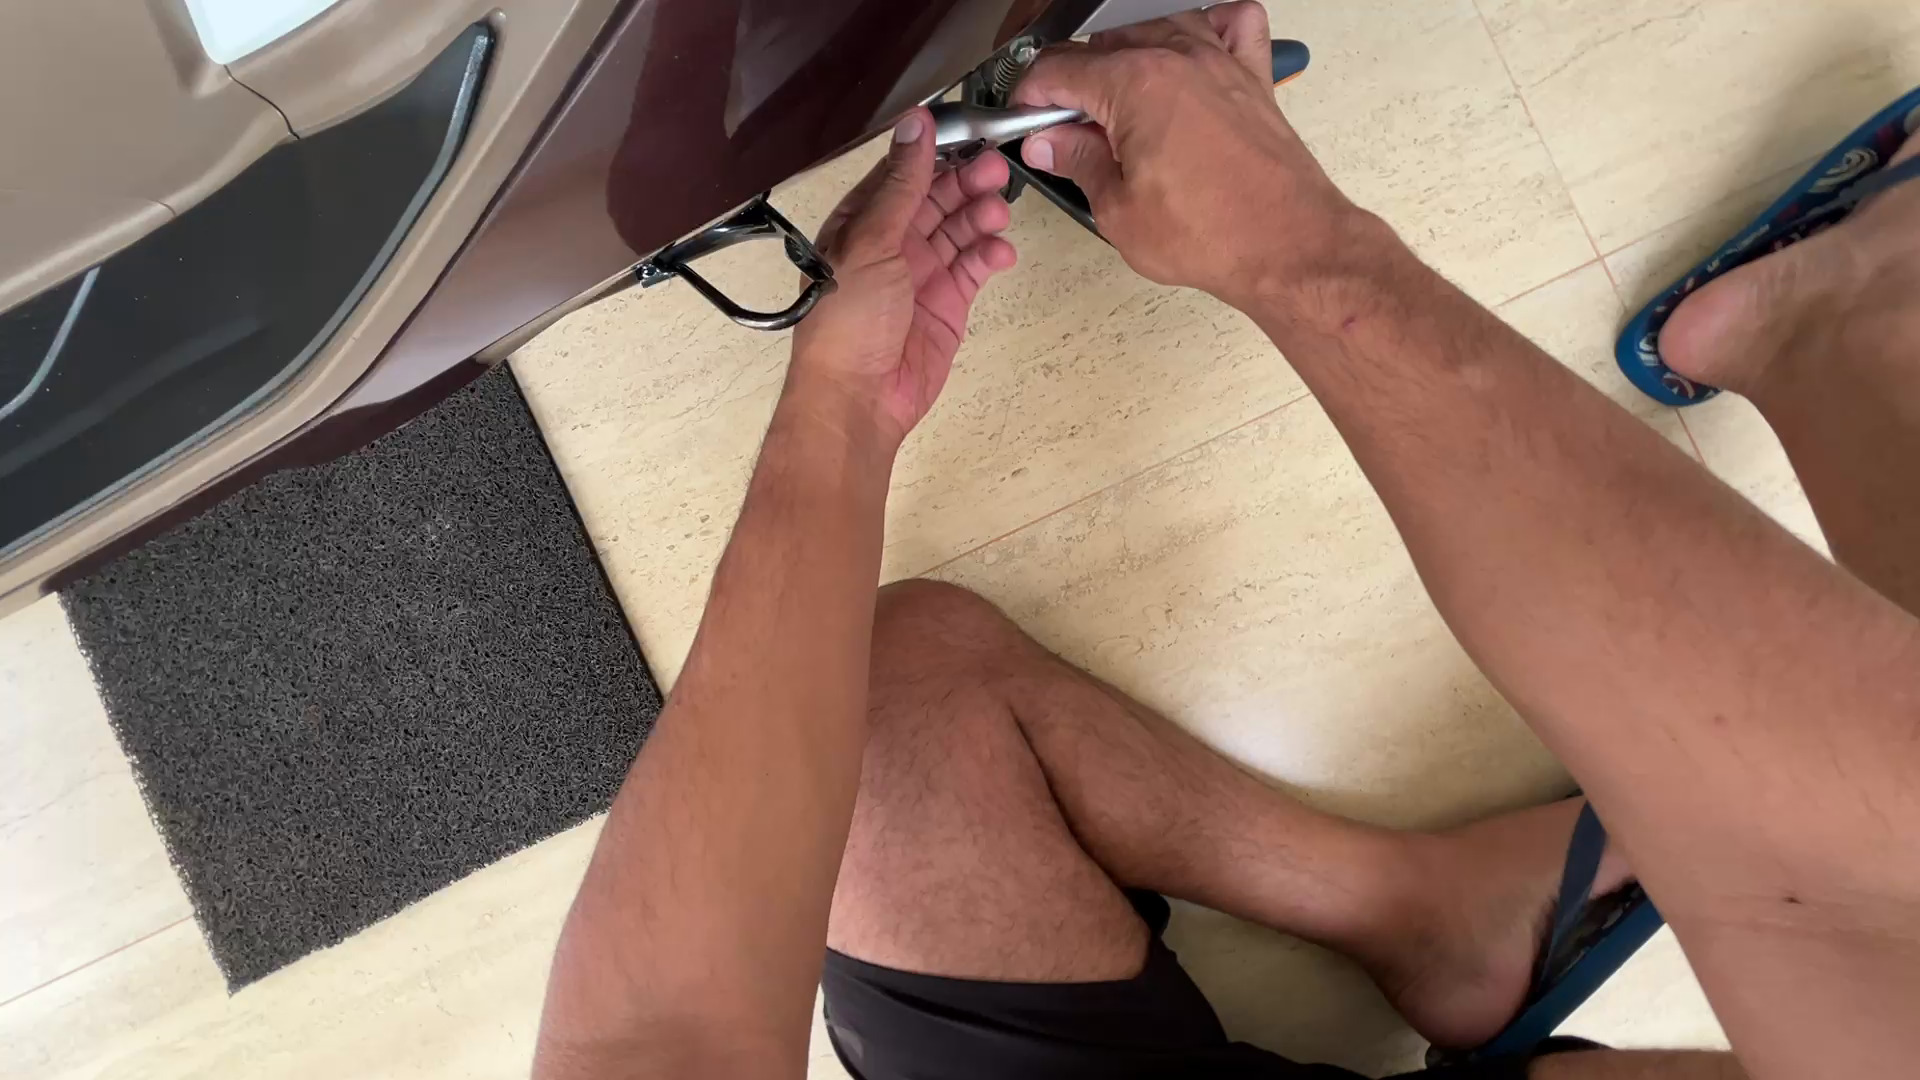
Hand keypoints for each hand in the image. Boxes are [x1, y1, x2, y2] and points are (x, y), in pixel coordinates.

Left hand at [787, 109, 1017, 447]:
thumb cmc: (849, 320)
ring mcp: (923, 275)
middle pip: (937, 198)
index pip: (903, 174)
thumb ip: (901, 186)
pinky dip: (990, 255)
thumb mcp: (870, 242)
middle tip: (994, 171)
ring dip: (981, 215)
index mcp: (863, 223)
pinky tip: (1001, 251)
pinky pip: (974, 268)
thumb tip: (916, 125)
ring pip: (960, 230)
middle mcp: (893, 245)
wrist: (861, 396)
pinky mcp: (948, 304)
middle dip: (966, 181)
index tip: (967, 134)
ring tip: (998, 211)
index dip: (934, 153)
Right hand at [1012, 4, 1376, 310]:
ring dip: (1123, 64)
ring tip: (1113, 113)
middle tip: (1063, 135)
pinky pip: (1226, 24)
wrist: (1283, 246)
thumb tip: (1048, 142)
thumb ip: (1078, 162)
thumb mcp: (1117, 210)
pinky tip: (1183, 62)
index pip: (1060, 69)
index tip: (1023, 118)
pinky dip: (1200, 33)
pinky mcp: (1250, 78)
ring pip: (1155, 31)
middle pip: (1104, 48)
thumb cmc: (1209, 234)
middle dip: (1073, 85)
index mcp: (1136, 85)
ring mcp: (1220, 60)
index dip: (1030, 94)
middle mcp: (1178, 57)